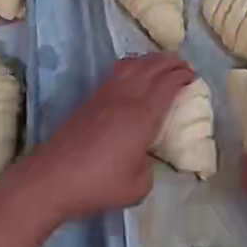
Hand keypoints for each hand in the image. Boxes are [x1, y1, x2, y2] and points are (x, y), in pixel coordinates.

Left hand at [22, 52, 194, 220]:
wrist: (53, 178)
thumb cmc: (99, 184)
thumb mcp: (138, 186)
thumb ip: (150, 168)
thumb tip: (146, 157)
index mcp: (144, 114)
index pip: (169, 83)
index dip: (184, 76)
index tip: (193, 77)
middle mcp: (127, 96)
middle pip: (154, 67)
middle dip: (172, 63)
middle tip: (185, 67)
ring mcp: (107, 94)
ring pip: (134, 64)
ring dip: (152, 60)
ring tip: (162, 64)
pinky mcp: (91, 99)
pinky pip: (118, 71)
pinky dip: (133, 65)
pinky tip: (134, 71)